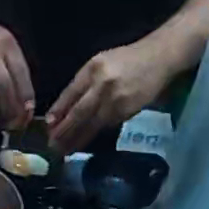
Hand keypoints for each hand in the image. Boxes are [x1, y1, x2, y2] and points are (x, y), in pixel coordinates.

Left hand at [45, 37, 180, 151]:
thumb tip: (60, 112)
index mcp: (93, 68)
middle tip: (52, 146)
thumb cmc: (126, 61)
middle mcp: (104, 84)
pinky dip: (93, 135)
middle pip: (79, 113)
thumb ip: (81, 85)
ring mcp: (117, 99)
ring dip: (76, 140)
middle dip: (64, 132)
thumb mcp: (99, 64)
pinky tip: (83, 142)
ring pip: (91, 124)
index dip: (58, 113)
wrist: (160, 57)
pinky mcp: (128, 111)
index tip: (48, 127)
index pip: (70, 94)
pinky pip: (106, 126)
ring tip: (64, 151)